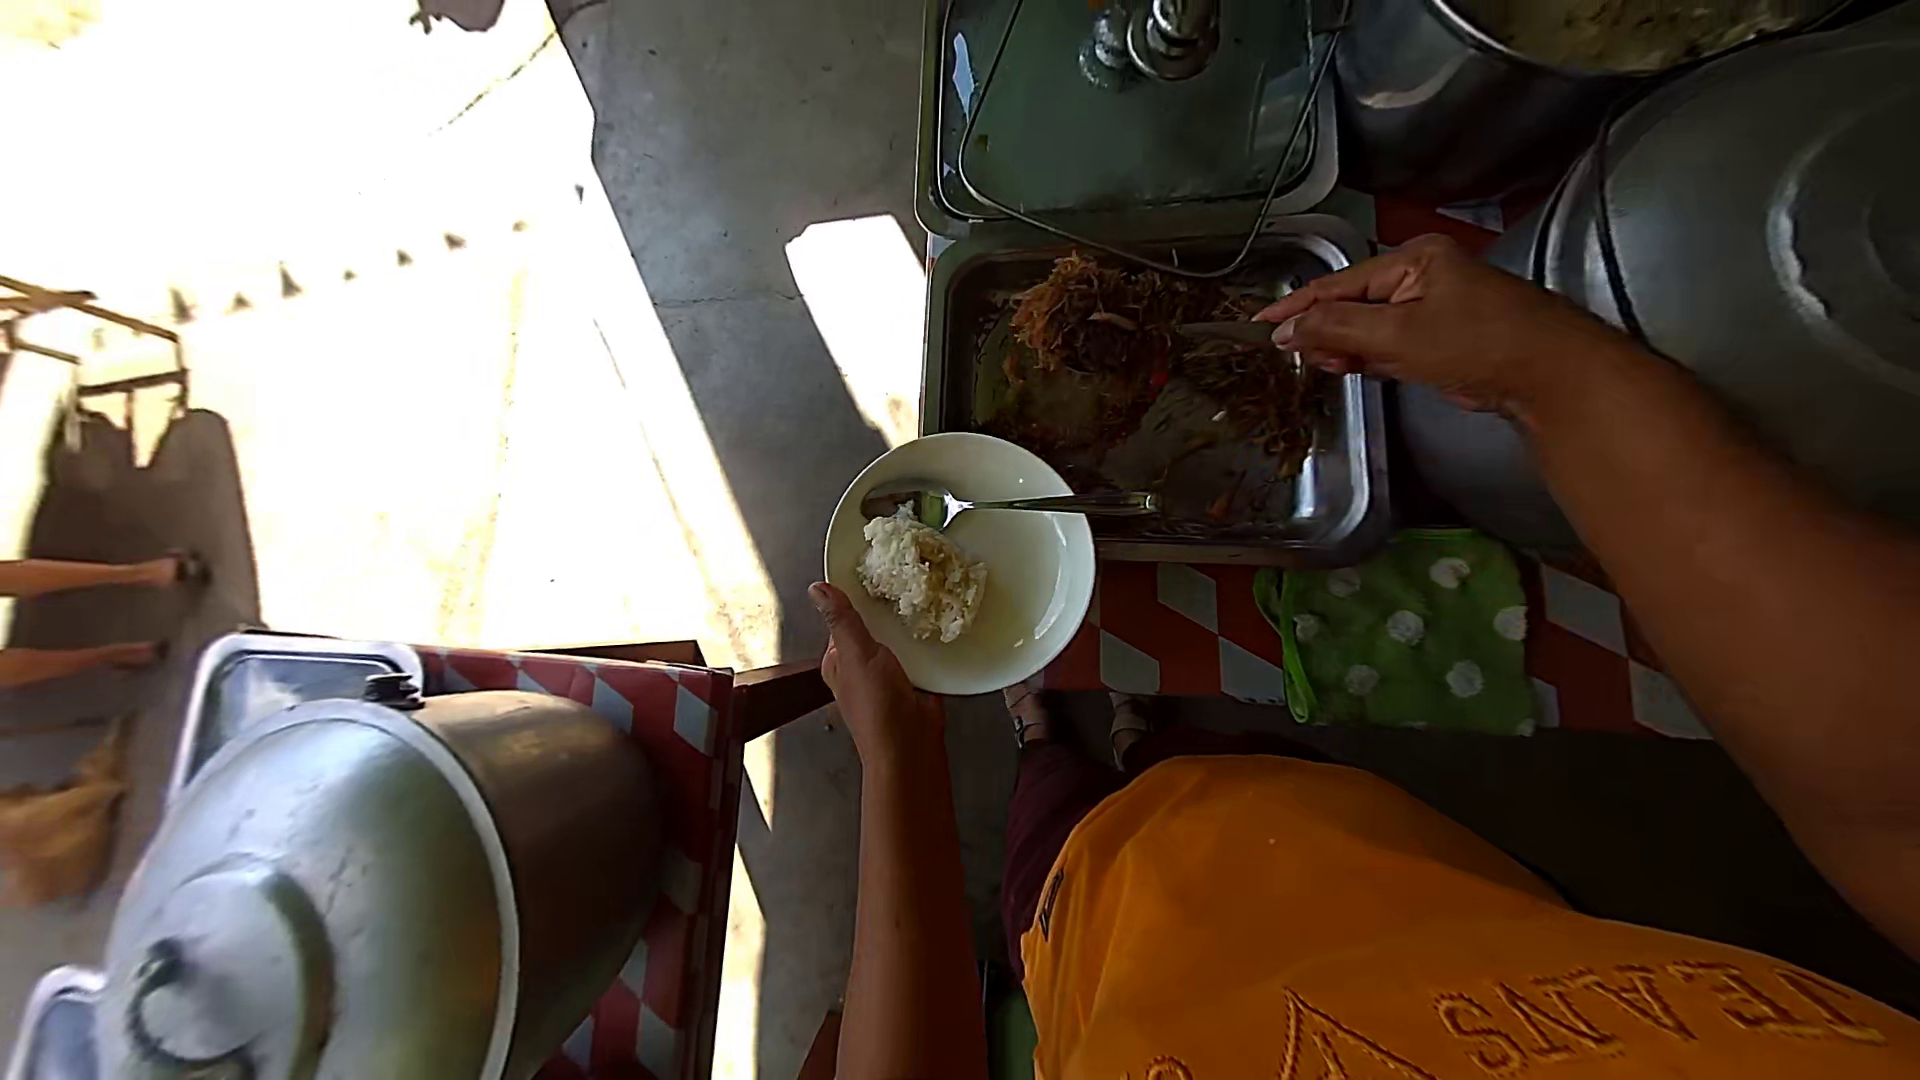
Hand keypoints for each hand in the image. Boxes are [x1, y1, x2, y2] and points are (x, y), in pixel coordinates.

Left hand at [810, 582, 944, 764]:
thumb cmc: (877, 706)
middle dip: (890, 606)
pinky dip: (929, 639)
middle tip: (908, 576)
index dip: (859, 594)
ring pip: (900, 636)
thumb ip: (841, 620)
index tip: (876, 567)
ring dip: (912, 622)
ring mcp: (890, 672)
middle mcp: (862, 664)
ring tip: (926, 591)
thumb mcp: (856, 655)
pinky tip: (939, 621)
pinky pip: (921, 651)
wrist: (912, 746)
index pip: (845, 616)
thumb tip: (816, 587)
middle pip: (875, 624)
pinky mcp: (916, 678)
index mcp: (839, 659)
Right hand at [1253, 234, 1641, 415]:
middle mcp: (1415, 276)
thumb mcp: (1393, 333)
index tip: (1258, 323)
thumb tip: (1284, 329)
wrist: (1543, 373)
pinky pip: (1379, 342)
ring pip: (1359, 327)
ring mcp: (1423, 305)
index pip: (1334, 285)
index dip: (1293, 306)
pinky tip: (1360, 368)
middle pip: (1344, 306)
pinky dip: (1365, 357)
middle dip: (1325, 334)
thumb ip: (1332, 327)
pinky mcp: (1428, 333)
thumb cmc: (1475, 343)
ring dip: (1345, 349)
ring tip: (1342, 366)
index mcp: (1409, 260)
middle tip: (1313, 359)